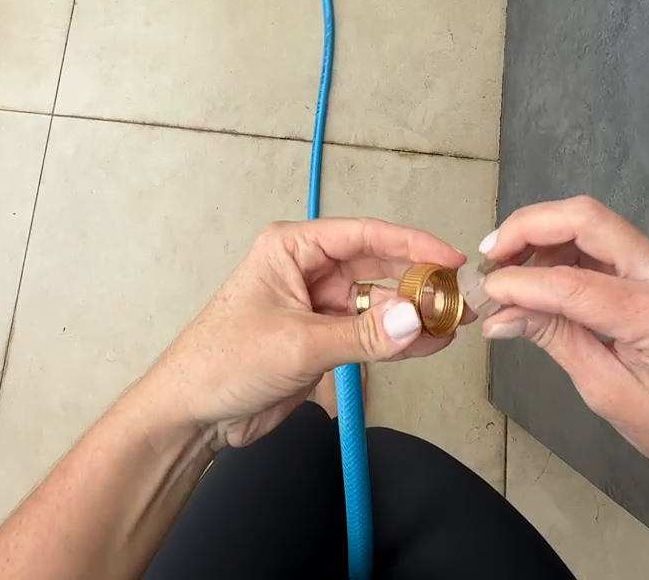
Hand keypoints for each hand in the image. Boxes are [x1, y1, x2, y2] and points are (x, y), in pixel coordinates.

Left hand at [135, 218, 464, 448]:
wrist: (192, 413)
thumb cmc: (220, 360)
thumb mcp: (297, 344)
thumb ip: (362, 334)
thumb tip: (414, 319)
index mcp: (291, 247)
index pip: (361, 234)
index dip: (409, 243)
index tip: (447, 257)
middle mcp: (306, 269)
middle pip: (375, 266)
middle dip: (416, 281)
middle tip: (456, 296)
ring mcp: (316, 304)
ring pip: (376, 302)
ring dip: (411, 315)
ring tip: (450, 325)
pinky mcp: (322, 337)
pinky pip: (368, 332)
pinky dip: (396, 340)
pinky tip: (426, 344)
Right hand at [478, 197, 648, 509]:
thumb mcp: (610, 395)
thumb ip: (555, 340)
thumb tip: (499, 314)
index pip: (573, 283)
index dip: (519, 282)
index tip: (483, 291)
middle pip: (586, 218)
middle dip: (528, 226)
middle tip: (490, 254)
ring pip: (592, 221)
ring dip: (543, 234)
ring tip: (507, 268)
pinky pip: (604, 241)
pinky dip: (563, 248)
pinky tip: (539, 274)